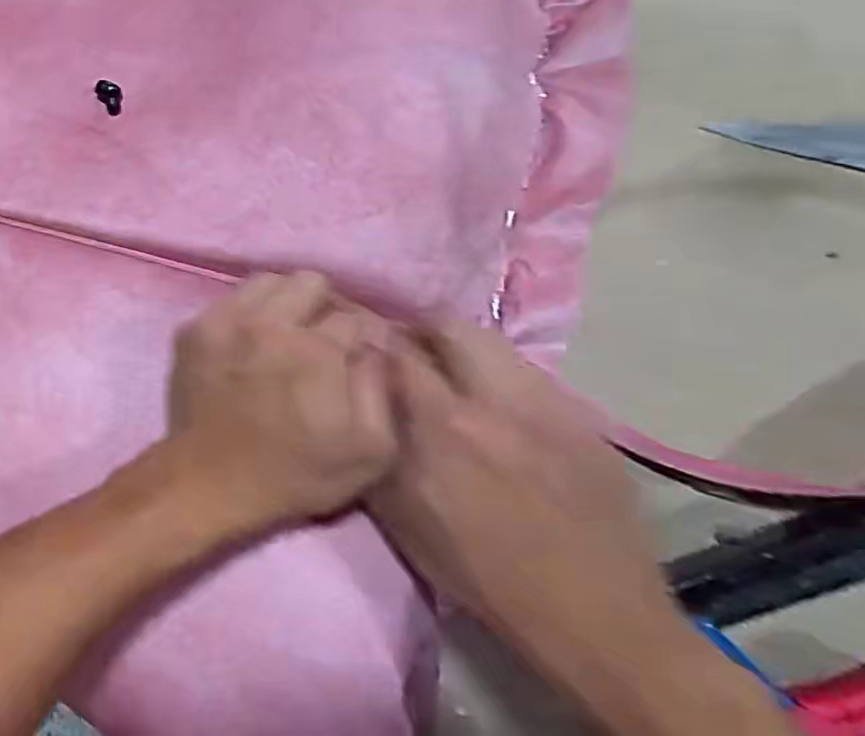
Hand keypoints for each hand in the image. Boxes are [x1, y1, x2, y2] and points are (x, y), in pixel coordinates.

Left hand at [155, 272, 397, 532]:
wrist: (211, 477)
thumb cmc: (297, 471)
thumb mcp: (370, 448)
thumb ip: (379, 385)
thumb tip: (375, 344)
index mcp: (313, 349)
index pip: (352, 316)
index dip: (361, 335)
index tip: (356, 354)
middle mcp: (265, 323)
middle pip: (307, 281)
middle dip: (323, 304)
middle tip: (322, 335)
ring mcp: (222, 321)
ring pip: (264, 282)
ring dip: (282, 300)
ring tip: (286, 332)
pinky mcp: (192, 329)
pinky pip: (228, 300)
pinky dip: (245, 313)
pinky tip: (250, 342)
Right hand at [366, 323, 674, 645]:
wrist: (593, 618)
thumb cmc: (473, 566)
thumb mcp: (395, 506)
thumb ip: (374, 438)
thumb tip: (353, 390)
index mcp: (444, 423)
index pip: (396, 349)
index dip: (372, 340)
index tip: (358, 345)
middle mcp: (499, 403)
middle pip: (455, 328)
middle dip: (422, 330)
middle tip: (405, 349)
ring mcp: (554, 413)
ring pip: (500, 349)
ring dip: (465, 352)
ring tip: (450, 376)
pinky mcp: (591, 429)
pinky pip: (536, 382)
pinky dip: (505, 382)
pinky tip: (499, 412)